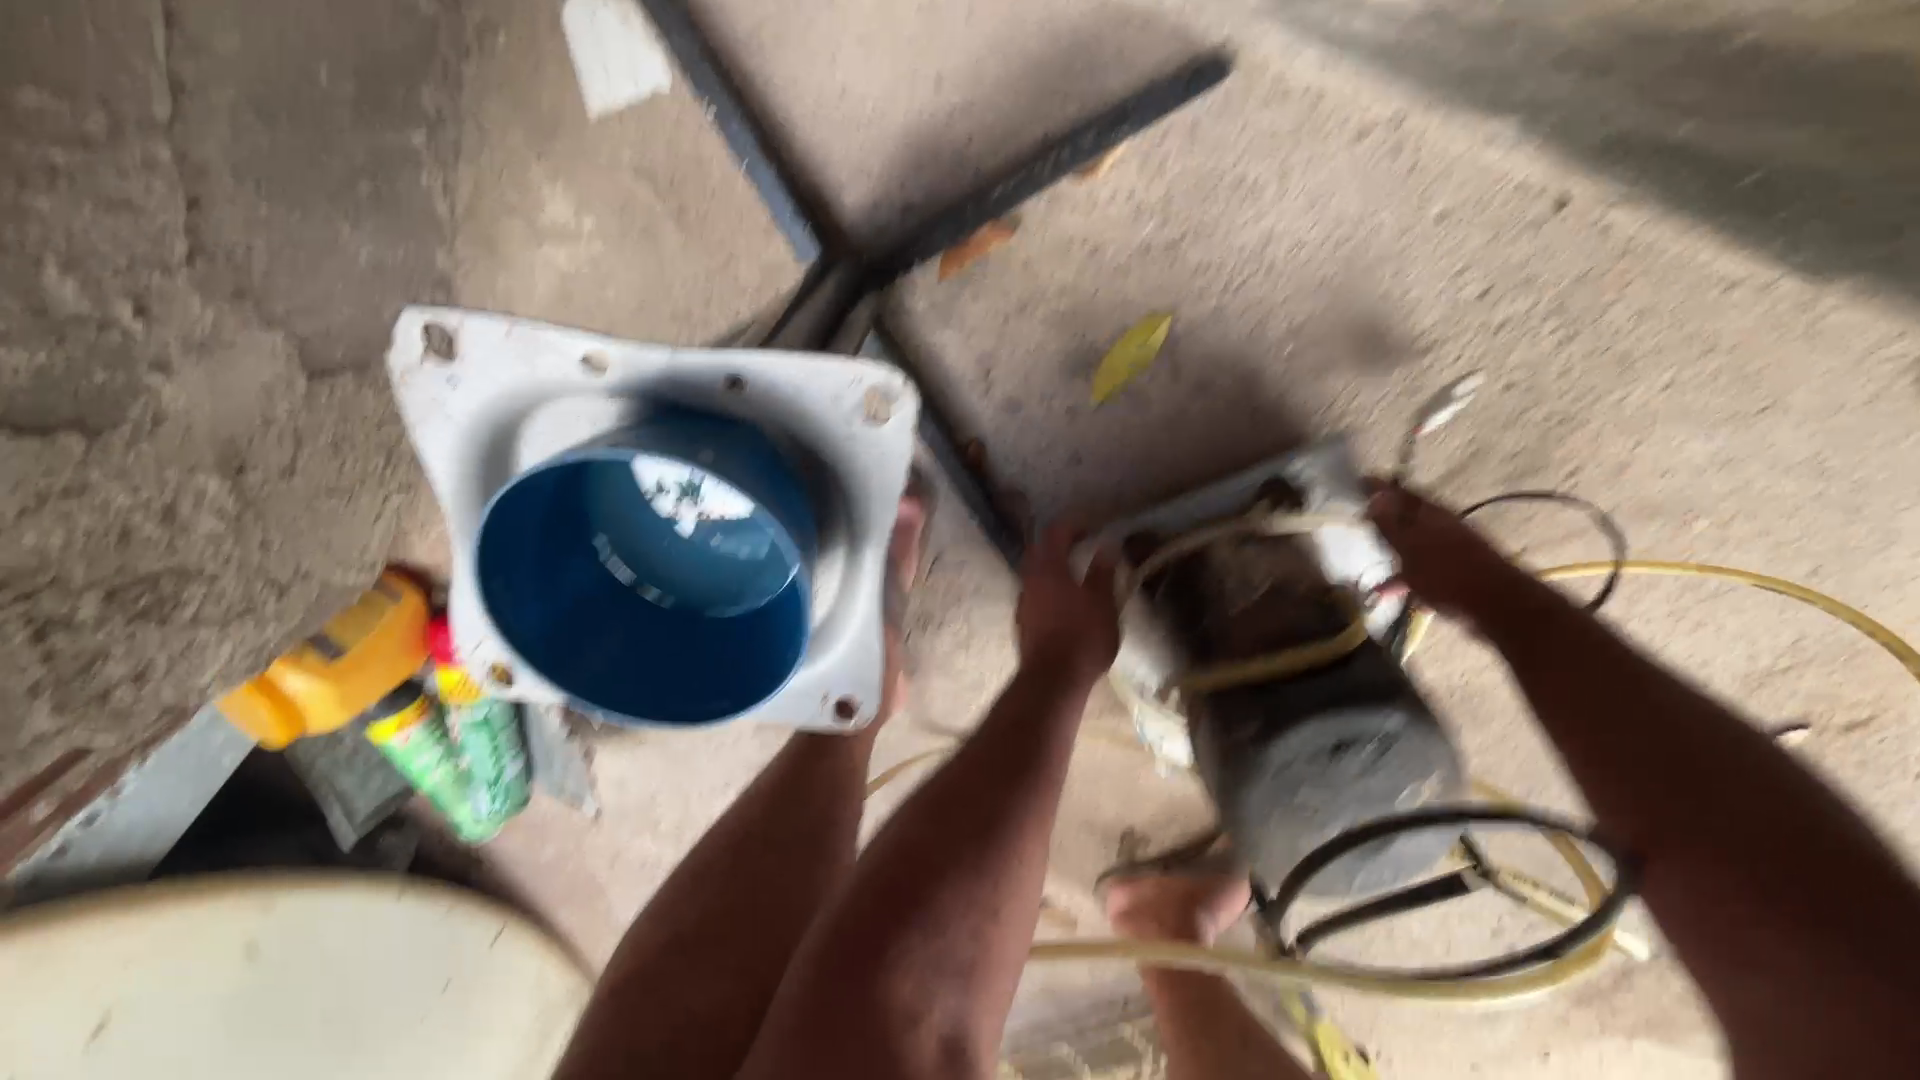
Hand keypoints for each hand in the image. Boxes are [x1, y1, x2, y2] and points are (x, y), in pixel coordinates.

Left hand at [1016, 523, 1120, 683]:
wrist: (1053, 680)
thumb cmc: (1082, 637)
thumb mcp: (1102, 602)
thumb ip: (1102, 572)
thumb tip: (1106, 546)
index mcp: (1049, 568)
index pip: (1055, 532)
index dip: (1073, 524)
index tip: (1092, 527)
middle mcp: (1029, 580)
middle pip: (1039, 550)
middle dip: (1059, 544)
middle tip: (1082, 546)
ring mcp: (1023, 602)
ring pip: (1034, 574)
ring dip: (1053, 568)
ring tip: (1076, 575)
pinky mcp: (1022, 623)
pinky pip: (1035, 595)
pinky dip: (1049, 590)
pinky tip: (1064, 603)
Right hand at [1365, 480, 1531, 626]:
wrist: (1496, 603)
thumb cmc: (1447, 574)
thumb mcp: (1410, 548)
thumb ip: (1390, 524)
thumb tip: (1374, 496)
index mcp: (1430, 514)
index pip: (1399, 492)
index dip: (1379, 487)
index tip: (1358, 483)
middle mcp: (1441, 525)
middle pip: (1407, 514)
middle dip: (1385, 514)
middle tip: (1362, 516)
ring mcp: (1449, 546)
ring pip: (1413, 540)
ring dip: (1393, 544)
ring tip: (1372, 552)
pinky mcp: (1453, 569)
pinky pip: (1421, 564)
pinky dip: (1403, 572)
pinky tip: (1387, 589)